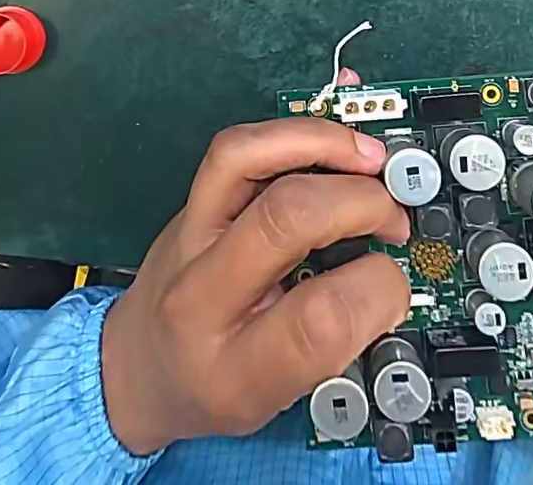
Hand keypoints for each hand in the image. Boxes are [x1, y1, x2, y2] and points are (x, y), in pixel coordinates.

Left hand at [102, 117, 411, 453]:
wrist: (137, 362)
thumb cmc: (207, 388)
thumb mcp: (273, 399)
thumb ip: (331, 342)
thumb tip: (387, 272)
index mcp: (233, 368)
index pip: (315, 320)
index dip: (377, 289)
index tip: (395, 281)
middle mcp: (201, 292)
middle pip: (282, 218)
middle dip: (357, 202)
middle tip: (392, 213)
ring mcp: (187, 233)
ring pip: (243, 156)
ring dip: (317, 143)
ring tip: (366, 156)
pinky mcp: (187, 200)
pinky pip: (234, 147)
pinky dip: (287, 133)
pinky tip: (324, 142)